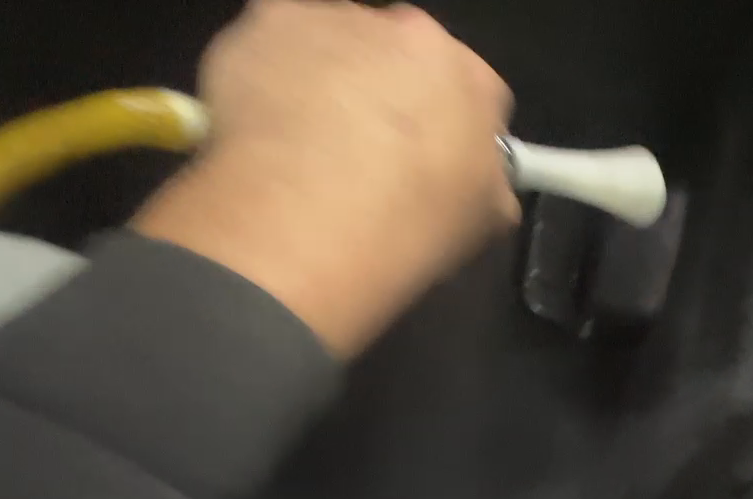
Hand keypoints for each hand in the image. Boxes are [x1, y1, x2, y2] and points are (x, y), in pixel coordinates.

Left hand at [133, 0, 518, 356]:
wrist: (310, 219)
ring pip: (344, 50)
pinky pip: (282, 49)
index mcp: (468, 75)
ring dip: (341, 88)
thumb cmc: (414, 224)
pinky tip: (283, 136)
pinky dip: (283, 81)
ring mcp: (332, 20)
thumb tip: (476, 177)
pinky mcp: (262, 24)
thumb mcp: (486, 218)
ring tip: (324, 154)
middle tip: (385, 161)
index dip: (463, 131)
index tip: (446, 165)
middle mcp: (405, 30)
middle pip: (410, 60)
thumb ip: (489, 179)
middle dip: (401, 99)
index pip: (479, 91)